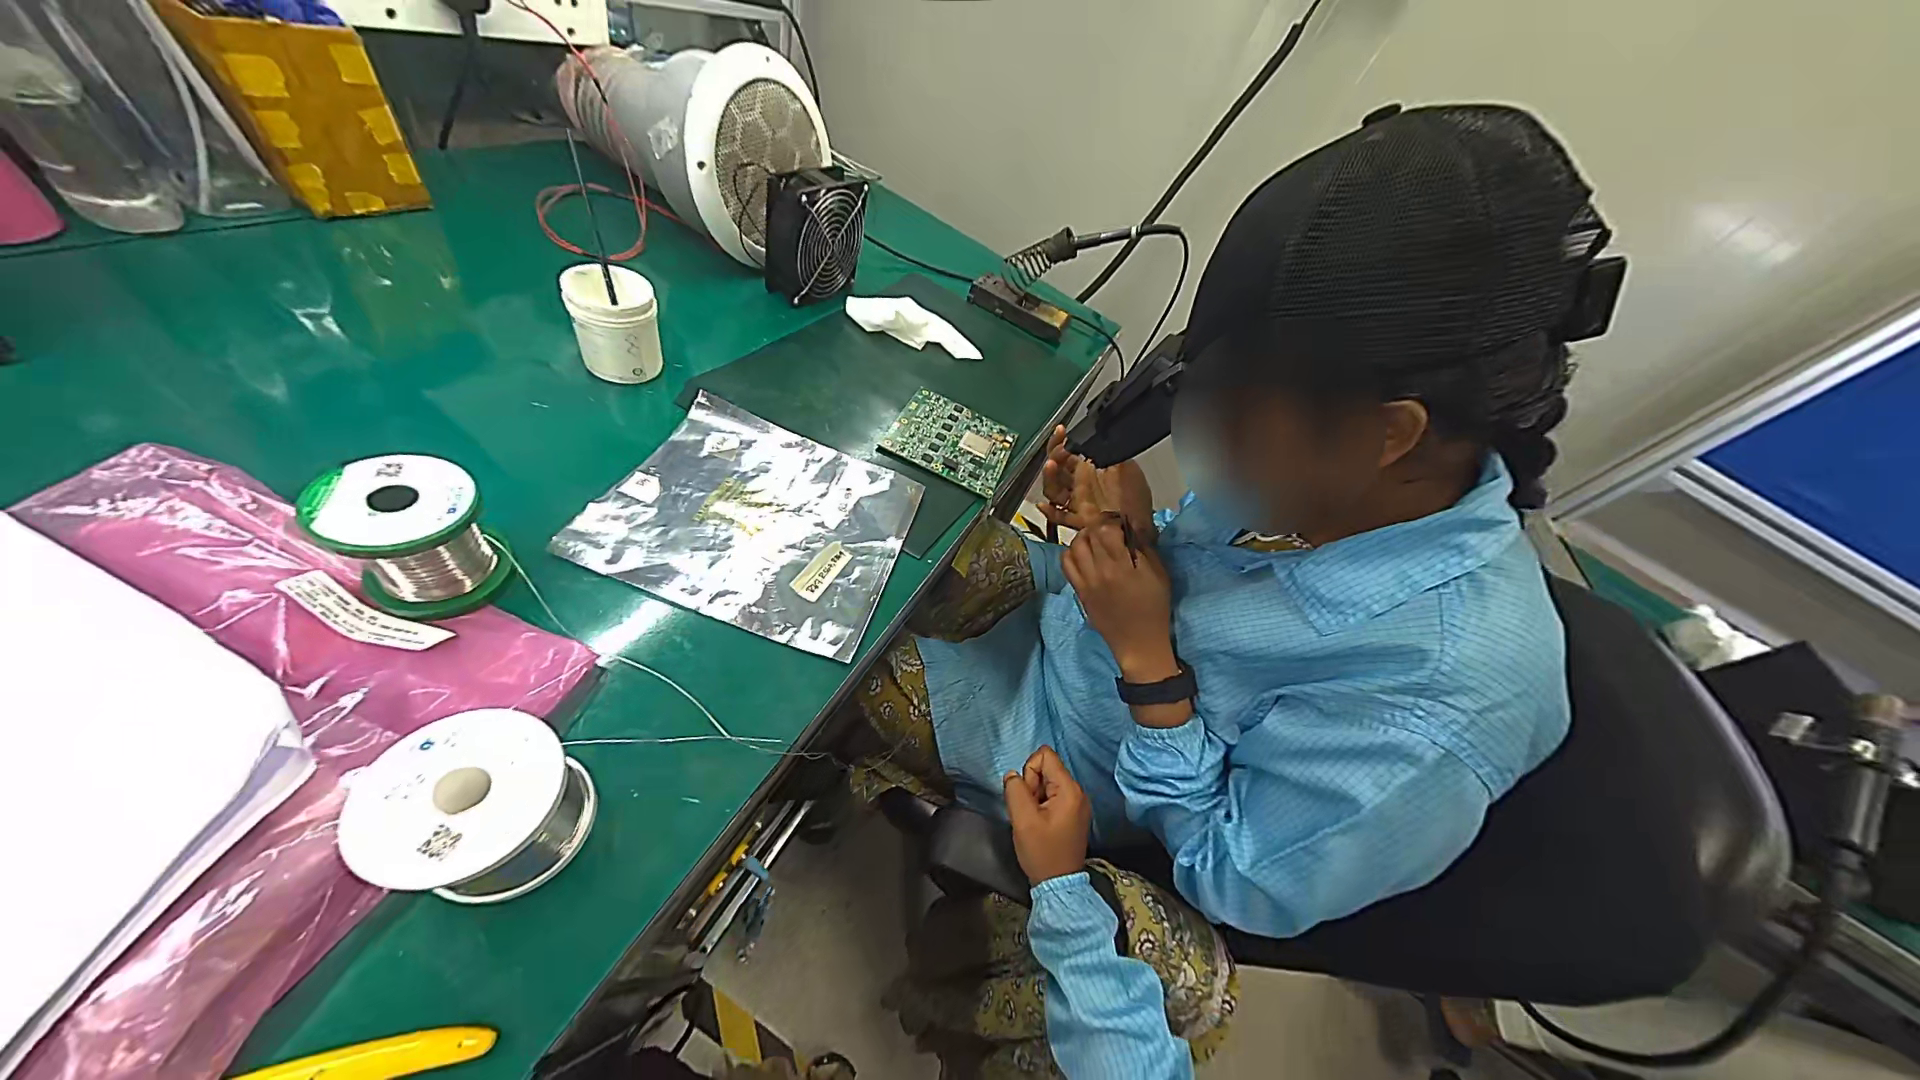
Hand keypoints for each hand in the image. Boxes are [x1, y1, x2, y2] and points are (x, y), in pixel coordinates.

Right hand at [1004, 745, 1092, 884]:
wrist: (1059, 885)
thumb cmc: (1042, 852)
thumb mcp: (1023, 819)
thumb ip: (1015, 790)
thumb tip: (1013, 775)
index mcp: (1070, 790)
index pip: (1045, 755)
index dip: (1029, 771)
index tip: (1028, 797)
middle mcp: (1078, 792)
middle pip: (1047, 767)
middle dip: (1032, 785)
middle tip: (1030, 812)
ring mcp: (1078, 802)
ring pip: (1048, 781)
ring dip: (1035, 796)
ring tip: (1035, 820)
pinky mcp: (1074, 812)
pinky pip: (1053, 794)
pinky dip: (1042, 804)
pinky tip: (1041, 823)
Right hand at [1041, 426, 1155, 537]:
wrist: (1141, 525)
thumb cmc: (1134, 495)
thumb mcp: (1123, 465)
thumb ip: (1104, 452)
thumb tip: (1088, 439)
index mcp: (1090, 468)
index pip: (1068, 452)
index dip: (1061, 442)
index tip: (1061, 433)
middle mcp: (1080, 484)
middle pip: (1057, 469)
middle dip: (1054, 456)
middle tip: (1059, 451)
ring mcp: (1077, 502)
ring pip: (1054, 489)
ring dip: (1050, 477)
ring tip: (1052, 466)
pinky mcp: (1078, 520)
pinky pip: (1058, 515)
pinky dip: (1050, 511)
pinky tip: (1044, 505)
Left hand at [1061, 522, 1176, 680]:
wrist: (1138, 641)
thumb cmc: (1154, 607)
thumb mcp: (1159, 574)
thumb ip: (1143, 548)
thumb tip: (1130, 528)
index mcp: (1122, 565)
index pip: (1105, 529)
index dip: (1111, 521)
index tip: (1120, 525)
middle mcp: (1100, 571)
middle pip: (1088, 535)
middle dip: (1098, 528)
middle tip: (1109, 532)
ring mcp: (1086, 581)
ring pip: (1074, 546)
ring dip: (1084, 538)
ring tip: (1095, 541)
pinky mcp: (1078, 590)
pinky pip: (1066, 564)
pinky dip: (1071, 553)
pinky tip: (1083, 555)